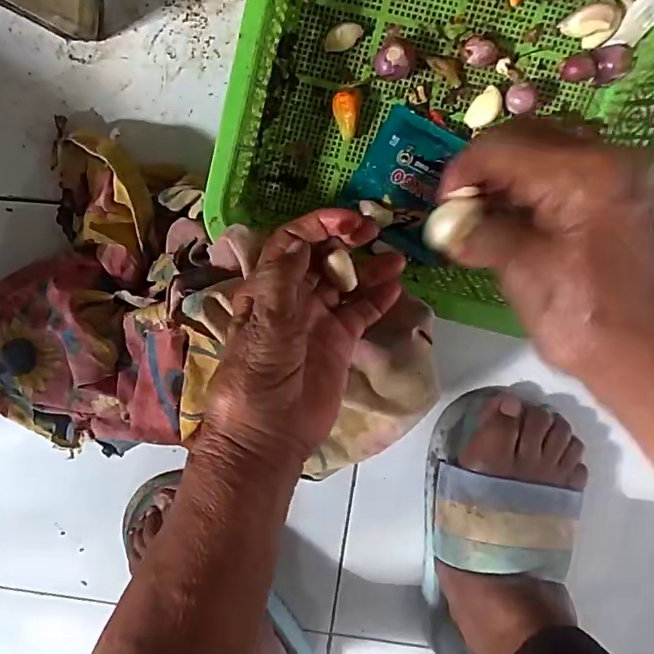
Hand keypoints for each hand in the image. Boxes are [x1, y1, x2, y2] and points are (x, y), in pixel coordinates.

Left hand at [197, 209, 407, 473]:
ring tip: (394, 257)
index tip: (349, 219)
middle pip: (318, 257)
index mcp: (265, 288)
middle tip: (374, 231)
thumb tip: (297, 239)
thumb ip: (281, 280)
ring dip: (366, 267)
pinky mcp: (337, 343)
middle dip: (344, 239)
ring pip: (343, 282)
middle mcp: (290, 298)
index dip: (317, 225)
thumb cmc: (258, 377)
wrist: (268, 433)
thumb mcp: (265, 324)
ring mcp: (315, 320)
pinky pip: (360, 312)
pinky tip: (396, 286)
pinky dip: (377, 298)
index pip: (289, 243)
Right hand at [437, 120, 653, 386]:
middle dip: (478, 170)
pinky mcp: (615, 194)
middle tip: (455, 210)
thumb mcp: (522, 272)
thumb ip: (479, 234)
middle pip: (520, 135)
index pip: (498, 147)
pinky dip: (524, 184)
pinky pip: (557, 168)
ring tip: (477, 217)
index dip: (458, 174)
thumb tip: (442, 223)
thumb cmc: (590, 318)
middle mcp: (606, 160)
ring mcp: (616, 175)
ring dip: (499, 176)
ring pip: (538, 147)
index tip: (441, 209)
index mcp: (583, 176)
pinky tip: (507, 219)